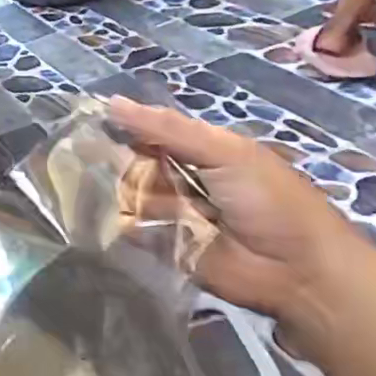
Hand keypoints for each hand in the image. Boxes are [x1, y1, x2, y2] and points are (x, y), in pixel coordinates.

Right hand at [106, 97, 365, 323]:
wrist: (300, 272)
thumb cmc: (271, 201)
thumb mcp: (225, 153)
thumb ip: (169, 129)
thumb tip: (111, 102)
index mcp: (197, 150)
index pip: (148, 130)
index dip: (120, 124)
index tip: (83, 117)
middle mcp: (178, 178)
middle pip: (132, 161)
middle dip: (107, 157)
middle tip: (76, 153)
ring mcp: (168, 213)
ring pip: (125, 193)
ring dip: (107, 188)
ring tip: (81, 183)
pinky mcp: (160, 245)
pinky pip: (128, 229)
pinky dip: (111, 221)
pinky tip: (91, 211)